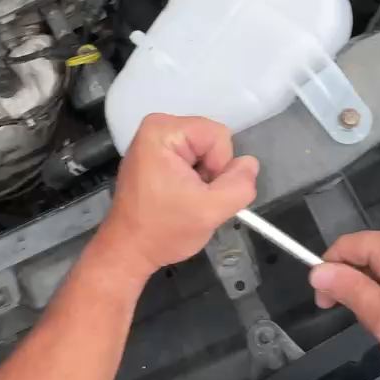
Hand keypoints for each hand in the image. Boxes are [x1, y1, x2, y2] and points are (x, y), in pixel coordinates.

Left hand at [93, 114, 257, 279]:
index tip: (200, 190)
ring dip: (203, 178)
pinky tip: (179, 198)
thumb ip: (240, 185)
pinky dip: (193, 180)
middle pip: (212, 141)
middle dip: (211, 172)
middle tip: (192, 197)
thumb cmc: (162, 231)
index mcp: (163, 130)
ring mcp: (155, 142)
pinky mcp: (156, 157)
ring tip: (184, 199)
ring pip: (206, 152)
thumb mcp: (211, 211)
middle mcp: (156, 128)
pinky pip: (193, 160)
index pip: (220, 135)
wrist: (129, 251)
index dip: (220, 166)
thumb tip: (250, 164)